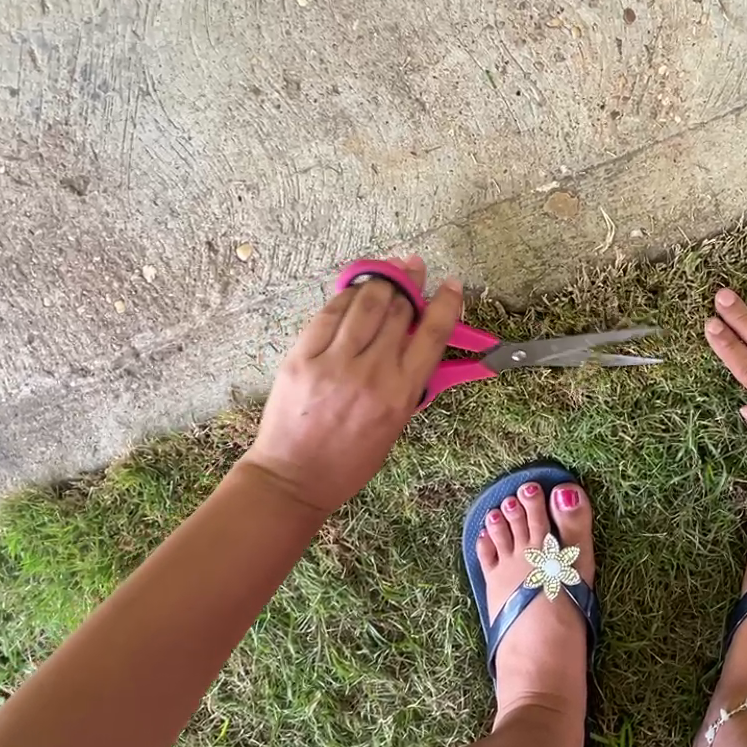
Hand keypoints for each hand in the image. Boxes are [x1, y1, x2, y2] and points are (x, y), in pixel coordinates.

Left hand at [243, 256, 462, 514]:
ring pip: (365, 304)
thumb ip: (408, 380)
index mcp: (401, 393)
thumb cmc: (351, 459)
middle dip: (409, 284)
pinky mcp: (302, 357)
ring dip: (380, 283)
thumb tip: (417, 338)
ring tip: (387, 273)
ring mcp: (334, 363)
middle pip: (398, 310)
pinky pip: (329, 314)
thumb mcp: (396, 423)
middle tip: (412, 269)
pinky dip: (346, 298)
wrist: (295, 477)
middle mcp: (372, 373)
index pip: (433, 334)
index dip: (445, 302)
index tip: (450, 284)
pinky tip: (354, 293)